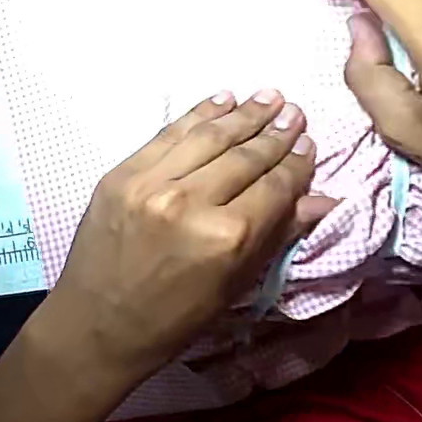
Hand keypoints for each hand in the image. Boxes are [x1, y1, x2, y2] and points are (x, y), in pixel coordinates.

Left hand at [29, 90, 334, 408]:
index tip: (308, 143)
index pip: (274, 186)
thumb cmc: (176, 318)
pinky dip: (198, 113)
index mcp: (227, 238)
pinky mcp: (121, 173)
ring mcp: (151, 183)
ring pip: (209, 137)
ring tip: (267, 96)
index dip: (296, 163)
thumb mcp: (235, 285)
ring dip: (242, 113)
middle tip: (293, 112)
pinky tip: (222, 99)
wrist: (97, 325)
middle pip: (245, 156)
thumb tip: (324, 199)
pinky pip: (168, 133)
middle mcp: (191, 203)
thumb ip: (279, 234)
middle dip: (274, 133)